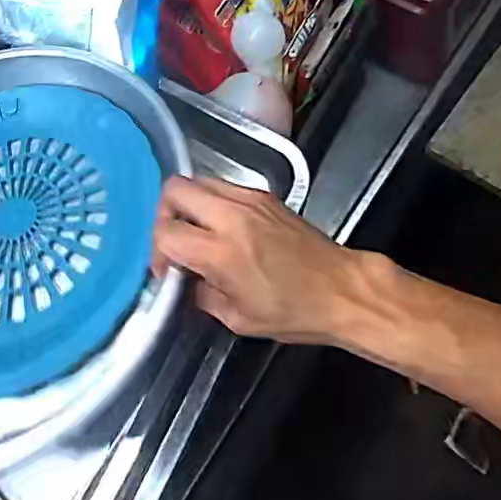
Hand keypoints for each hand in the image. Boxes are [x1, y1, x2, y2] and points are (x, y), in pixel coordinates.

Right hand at [153, 175, 405, 354]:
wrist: (344, 290)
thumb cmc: (295, 312)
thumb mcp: (239, 319)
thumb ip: (201, 293)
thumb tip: (184, 278)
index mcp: (222, 252)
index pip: (166, 232)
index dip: (157, 252)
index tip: (168, 270)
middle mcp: (231, 216)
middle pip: (173, 190)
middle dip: (164, 214)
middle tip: (174, 240)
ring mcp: (248, 199)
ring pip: (195, 181)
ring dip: (187, 204)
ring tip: (196, 231)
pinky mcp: (262, 193)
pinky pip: (220, 185)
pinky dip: (210, 201)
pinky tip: (221, 226)